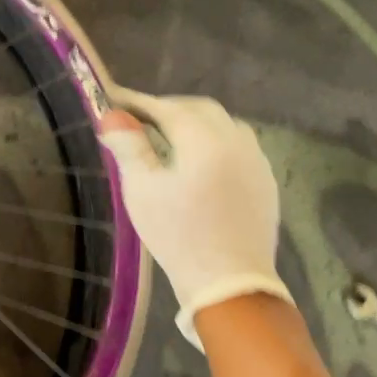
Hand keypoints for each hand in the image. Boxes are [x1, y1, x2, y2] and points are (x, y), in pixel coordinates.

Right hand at [98, 92, 290, 350]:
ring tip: (165, 138)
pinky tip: (195, 161)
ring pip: (223, 125)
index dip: (137, 102)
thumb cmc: (176, 232)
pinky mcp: (265, 179)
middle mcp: (237, 141)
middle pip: (201, 110)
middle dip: (167, 108)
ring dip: (193, 122)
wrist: (228, 277)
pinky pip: (237, 144)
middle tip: (137, 119)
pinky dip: (212, 140)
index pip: (167, 108)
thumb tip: (112, 115)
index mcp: (205, 141)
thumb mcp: (141, 189)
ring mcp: (256, 160)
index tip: (112, 100)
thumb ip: (129, 147)